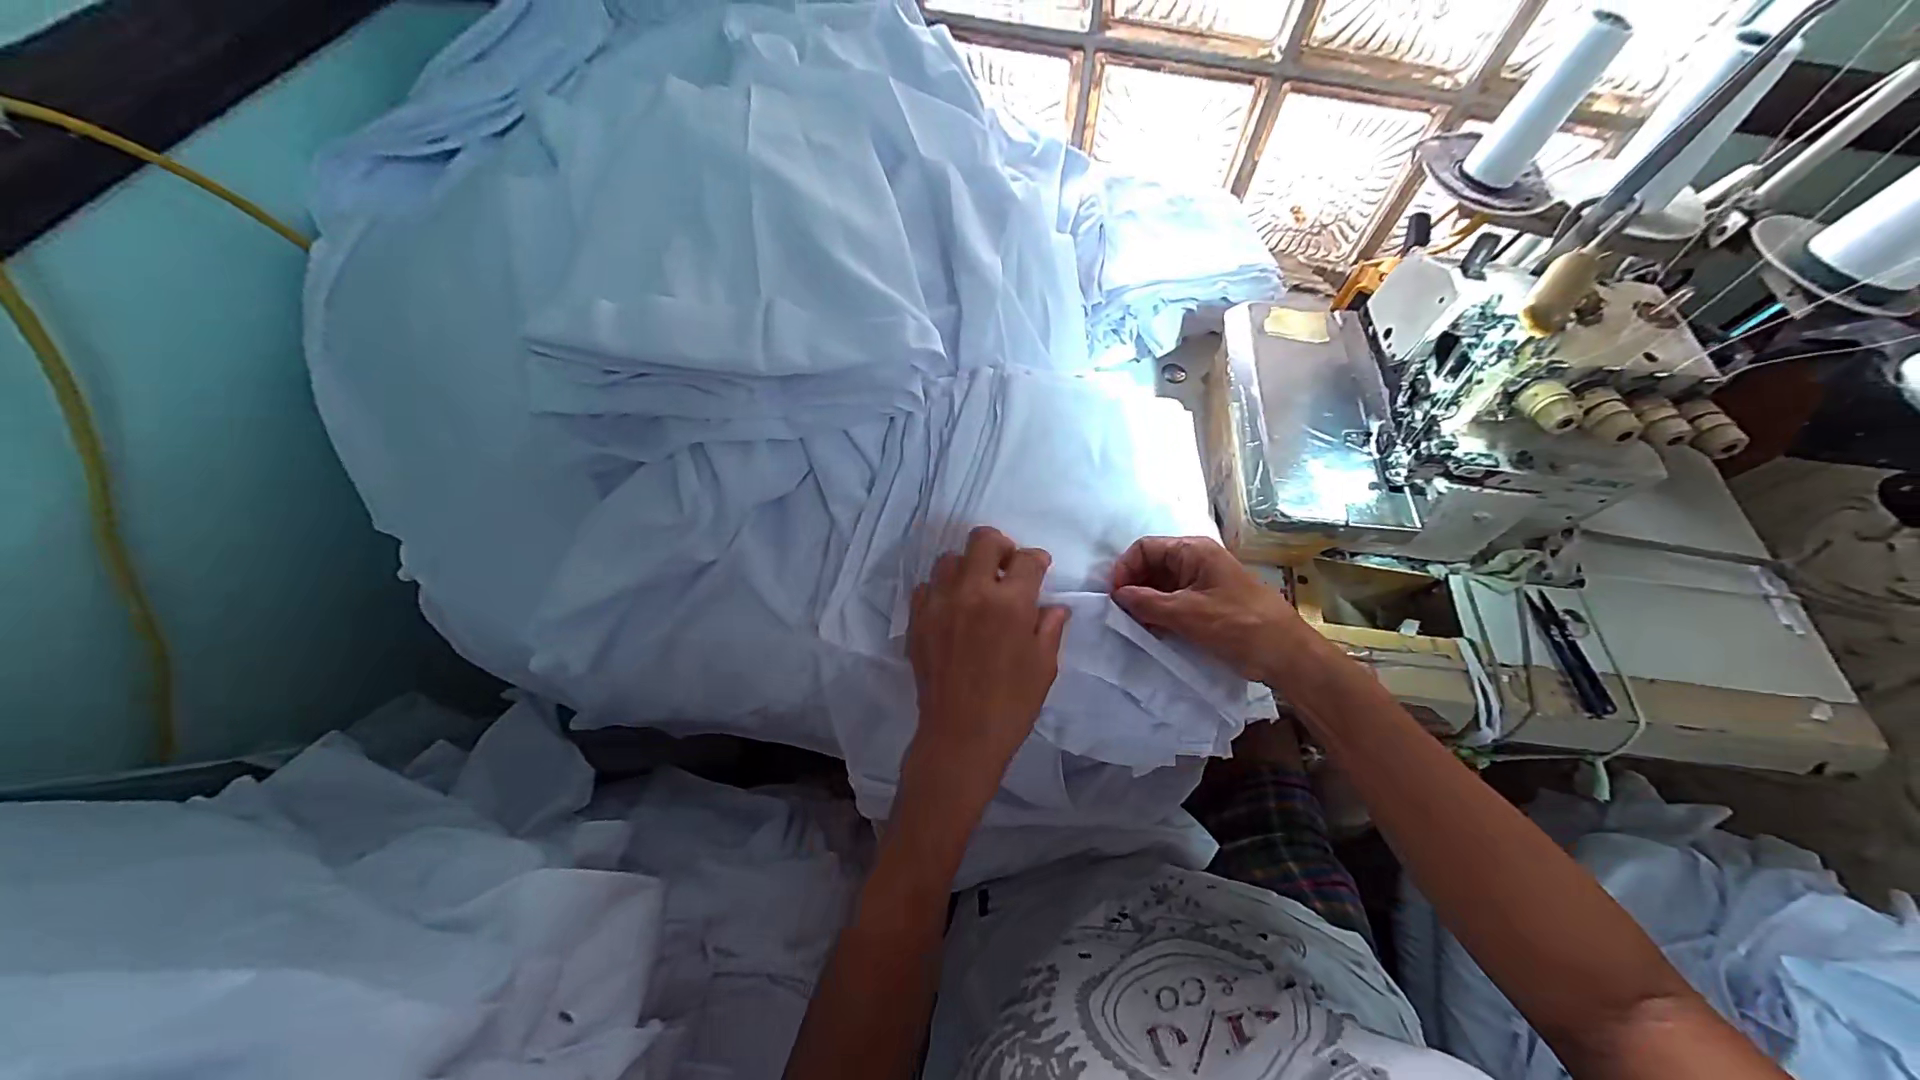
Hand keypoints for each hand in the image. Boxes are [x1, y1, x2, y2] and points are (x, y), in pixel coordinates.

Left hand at [905, 526, 1068, 803]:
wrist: (960, 735)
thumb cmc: (1011, 704)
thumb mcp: (1044, 666)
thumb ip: (1050, 627)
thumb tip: (1054, 607)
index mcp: (1011, 603)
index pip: (1027, 558)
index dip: (1037, 560)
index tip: (1038, 569)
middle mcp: (973, 592)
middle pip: (983, 540)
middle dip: (1001, 546)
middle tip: (1006, 567)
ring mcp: (940, 604)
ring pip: (950, 559)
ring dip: (967, 567)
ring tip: (976, 590)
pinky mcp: (917, 620)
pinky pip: (926, 587)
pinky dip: (941, 590)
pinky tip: (952, 610)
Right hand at [1110, 535, 1308, 682]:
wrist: (1285, 653)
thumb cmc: (1237, 625)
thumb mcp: (1186, 613)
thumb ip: (1146, 602)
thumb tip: (1117, 595)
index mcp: (1193, 550)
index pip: (1144, 548)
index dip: (1125, 568)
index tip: (1115, 597)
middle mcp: (1196, 560)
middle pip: (1151, 564)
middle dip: (1133, 586)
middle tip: (1122, 614)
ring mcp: (1203, 582)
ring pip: (1161, 584)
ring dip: (1145, 602)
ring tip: (1136, 624)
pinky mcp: (1207, 603)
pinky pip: (1174, 601)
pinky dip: (1159, 612)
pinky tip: (1153, 629)